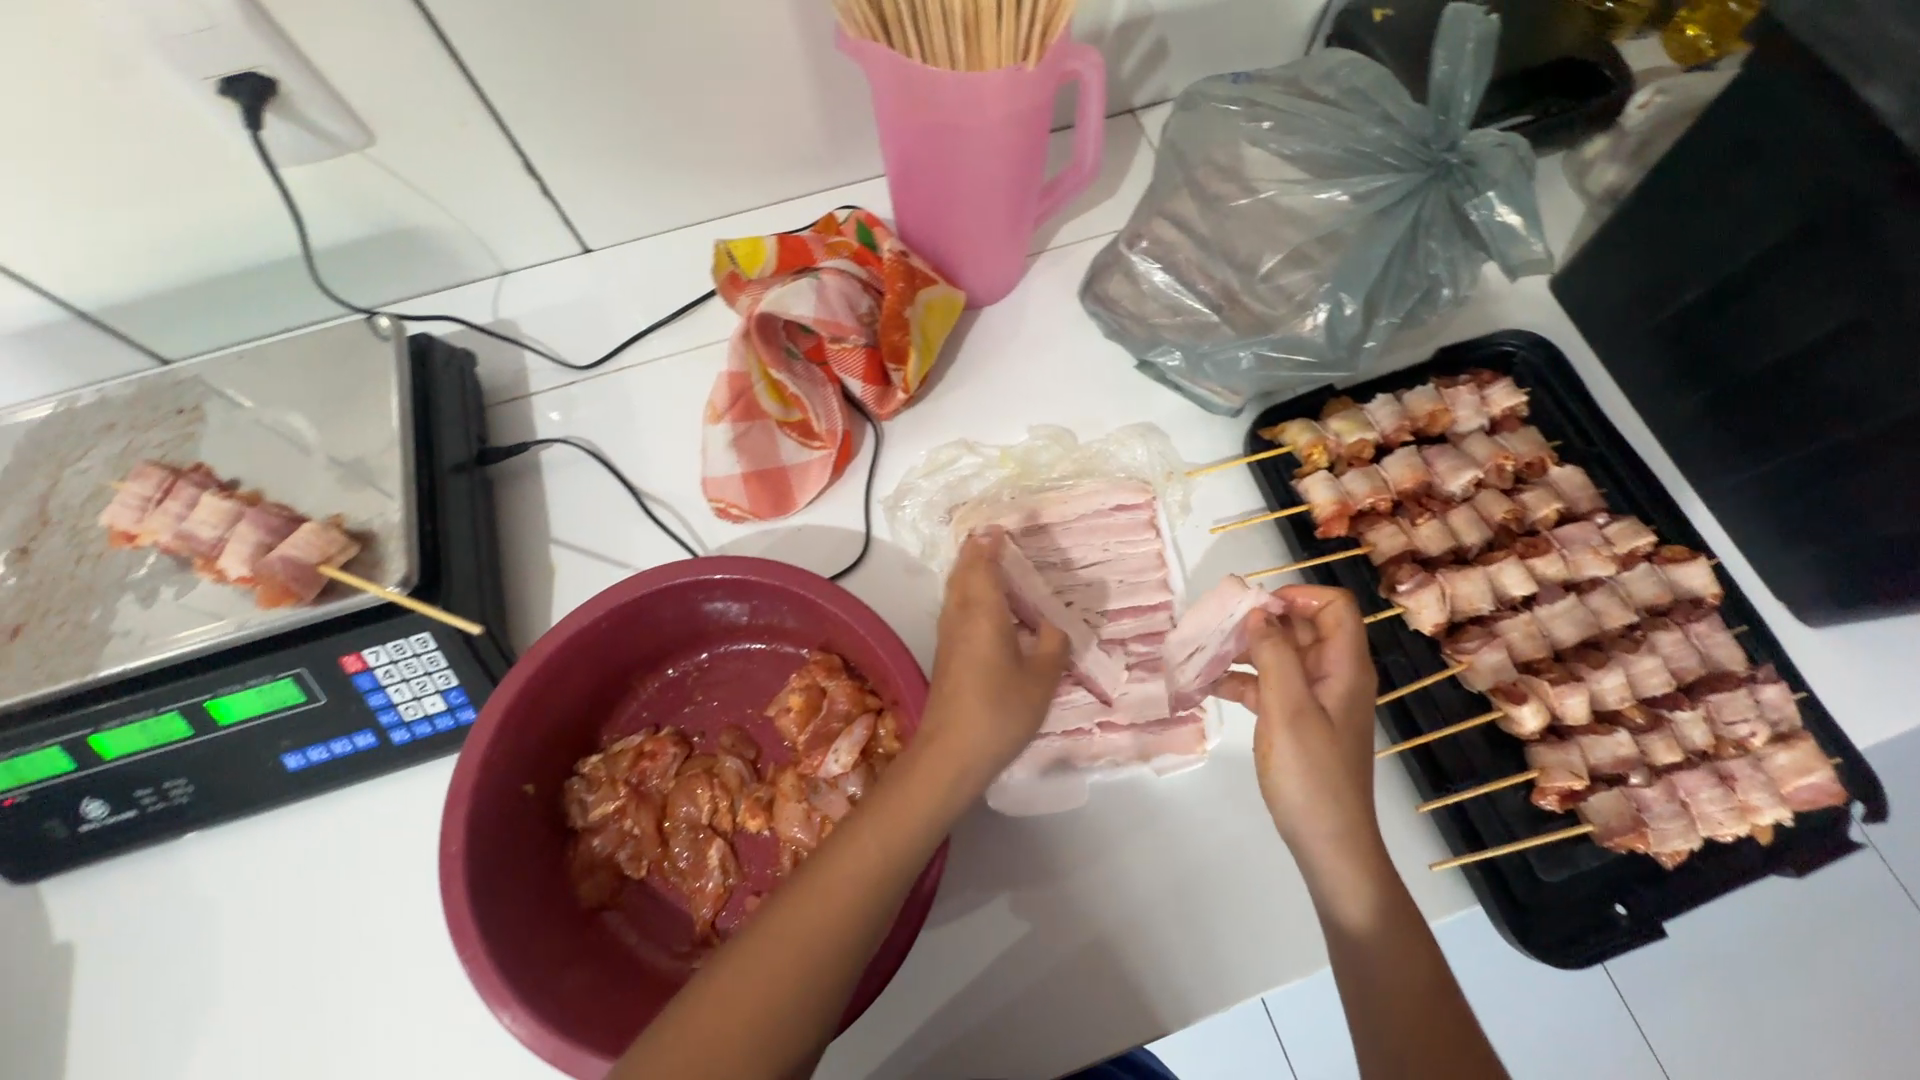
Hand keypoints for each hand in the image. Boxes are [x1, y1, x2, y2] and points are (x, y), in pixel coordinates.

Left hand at [916, 529, 1069, 783]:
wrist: (951, 752)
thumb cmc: (1000, 711)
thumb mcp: (1042, 679)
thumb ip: (1053, 646)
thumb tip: (1055, 625)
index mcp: (983, 612)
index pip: (983, 565)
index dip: (991, 544)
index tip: (1001, 528)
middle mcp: (959, 616)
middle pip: (963, 574)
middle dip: (976, 553)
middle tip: (994, 539)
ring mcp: (948, 637)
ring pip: (955, 592)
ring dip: (969, 574)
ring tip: (991, 566)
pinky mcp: (946, 657)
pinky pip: (956, 610)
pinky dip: (968, 596)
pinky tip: (987, 610)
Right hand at [1211, 585, 1386, 891]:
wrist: (1328, 842)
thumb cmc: (1311, 775)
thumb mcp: (1288, 709)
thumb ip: (1274, 655)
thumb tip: (1257, 613)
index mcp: (1344, 667)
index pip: (1333, 606)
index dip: (1296, 596)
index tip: (1253, 608)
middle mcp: (1334, 676)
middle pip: (1303, 628)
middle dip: (1260, 622)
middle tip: (1216, 628)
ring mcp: (1316, 700)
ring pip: (1282, 656)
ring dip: (1245, 651)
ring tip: (1203, 654)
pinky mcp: (1298, 721)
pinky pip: (1270, 686)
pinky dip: (1243, 681)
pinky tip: (1209, 686)